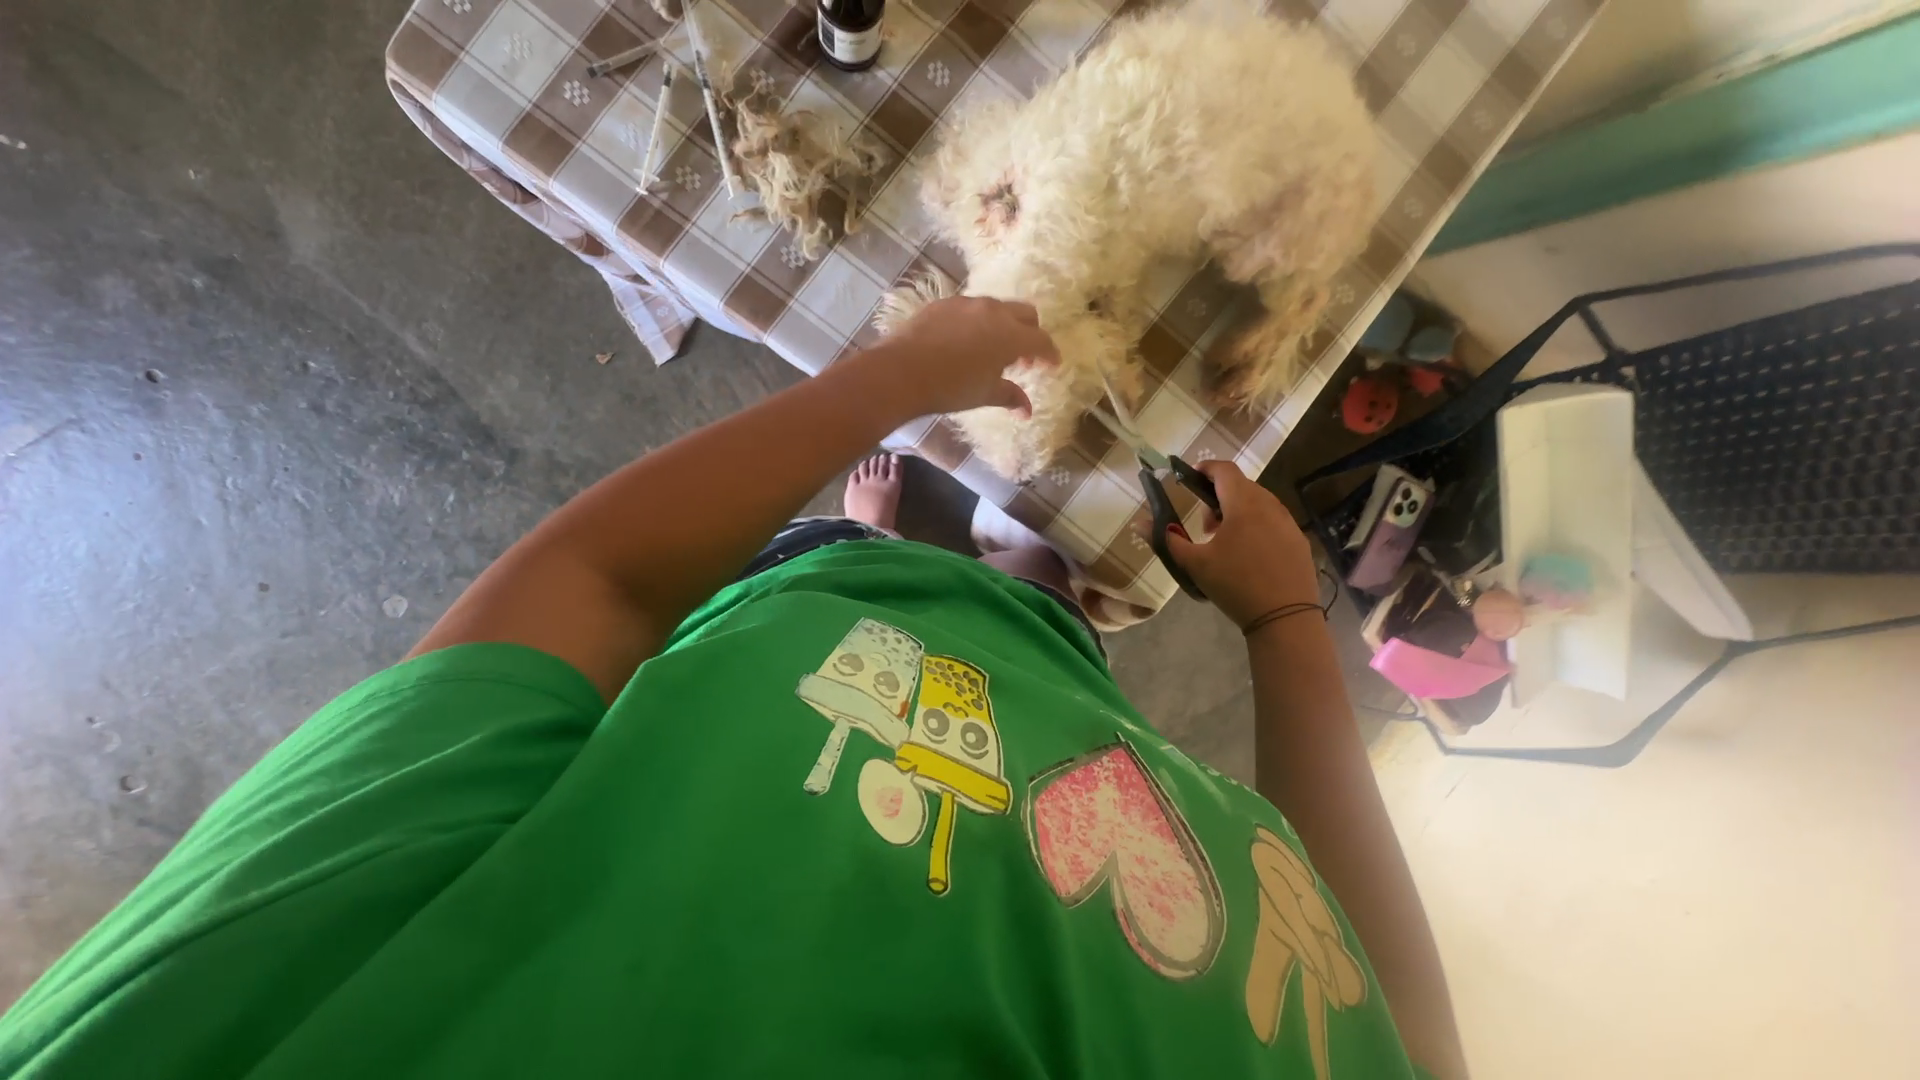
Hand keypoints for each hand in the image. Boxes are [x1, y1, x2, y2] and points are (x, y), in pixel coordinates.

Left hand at [850, 296, 1059, 417]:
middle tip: (1023, 359)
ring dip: (1004, 326)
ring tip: (993, 350)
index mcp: (1011, 335)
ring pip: (997, 307)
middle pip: (1025, 314)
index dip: (1050, 354)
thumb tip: (1027, 410)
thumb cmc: (950, 387)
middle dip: (1031, 333)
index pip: (1041, 340)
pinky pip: (970, 309)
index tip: (1052, 365)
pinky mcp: (943, 303)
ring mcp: (967, 303)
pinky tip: (965, 342)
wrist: (901, 371)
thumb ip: (1010, 396)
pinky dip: (977, 323)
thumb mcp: (984, 395)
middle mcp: (993, 311)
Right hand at [1163, 459, 1321, 629]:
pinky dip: (1256, 526)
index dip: (1205, 468)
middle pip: (1241, 486)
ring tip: (1225, 541)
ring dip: (1238, 511)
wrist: (1285, 617)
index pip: (1224, 470)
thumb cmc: (1235, 584)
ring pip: (1259, 503)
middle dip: (1218, 496)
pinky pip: (1273, 521)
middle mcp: (1269, 505)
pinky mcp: (1299, 541)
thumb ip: (1168, 540)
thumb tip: (1139, 524)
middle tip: (1204, 524)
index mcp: (1243, 504)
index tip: (1189, 478)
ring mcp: (1288, 523)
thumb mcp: (1195, 564)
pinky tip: (1249, 555)